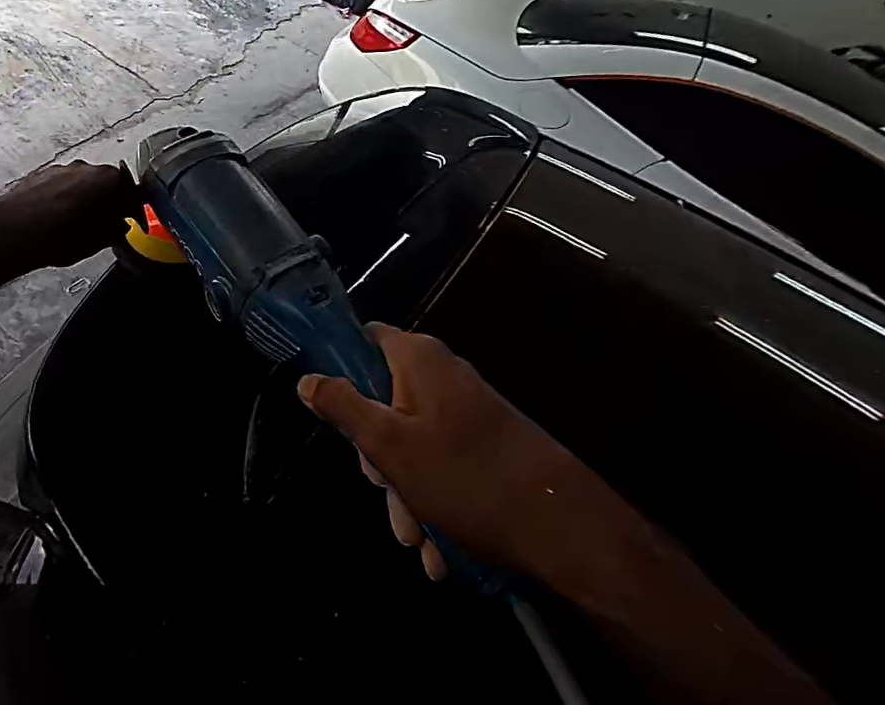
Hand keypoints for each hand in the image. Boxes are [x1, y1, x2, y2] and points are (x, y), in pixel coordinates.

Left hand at [0, 161, 140, 270]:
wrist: (16, 230)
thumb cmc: (61, 235)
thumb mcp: (99, 241)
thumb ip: (115, 230)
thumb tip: (118, 227)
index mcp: (111, 180)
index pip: (132, 193)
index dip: (133, 210)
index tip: (133, 219)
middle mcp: (87, 167)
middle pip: (106, 183)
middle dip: (108, 200)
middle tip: (107, 222)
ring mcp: (62, 168)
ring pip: (81, 182)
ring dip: (83, 198)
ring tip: (78, 223)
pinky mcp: (40, 174)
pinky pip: (60, 185)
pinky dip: (63, 198)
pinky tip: (57, 217)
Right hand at [297, 324, 594, 578]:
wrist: (576, 538)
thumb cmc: (468, 478)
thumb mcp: (386, 444)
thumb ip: (340, 405)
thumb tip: (307, 380)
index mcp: (418, 359)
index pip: (363, 337)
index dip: (339, 365)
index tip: (331, 408)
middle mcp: (444, 375)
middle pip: (382, 398)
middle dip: (376, 454)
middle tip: (383, 488)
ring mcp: (469, 412)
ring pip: (411, 441)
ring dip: (405, 490)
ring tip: (417, 537)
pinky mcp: (489, 445)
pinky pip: (443, 464)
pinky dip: (435, 500)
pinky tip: (441, 546)